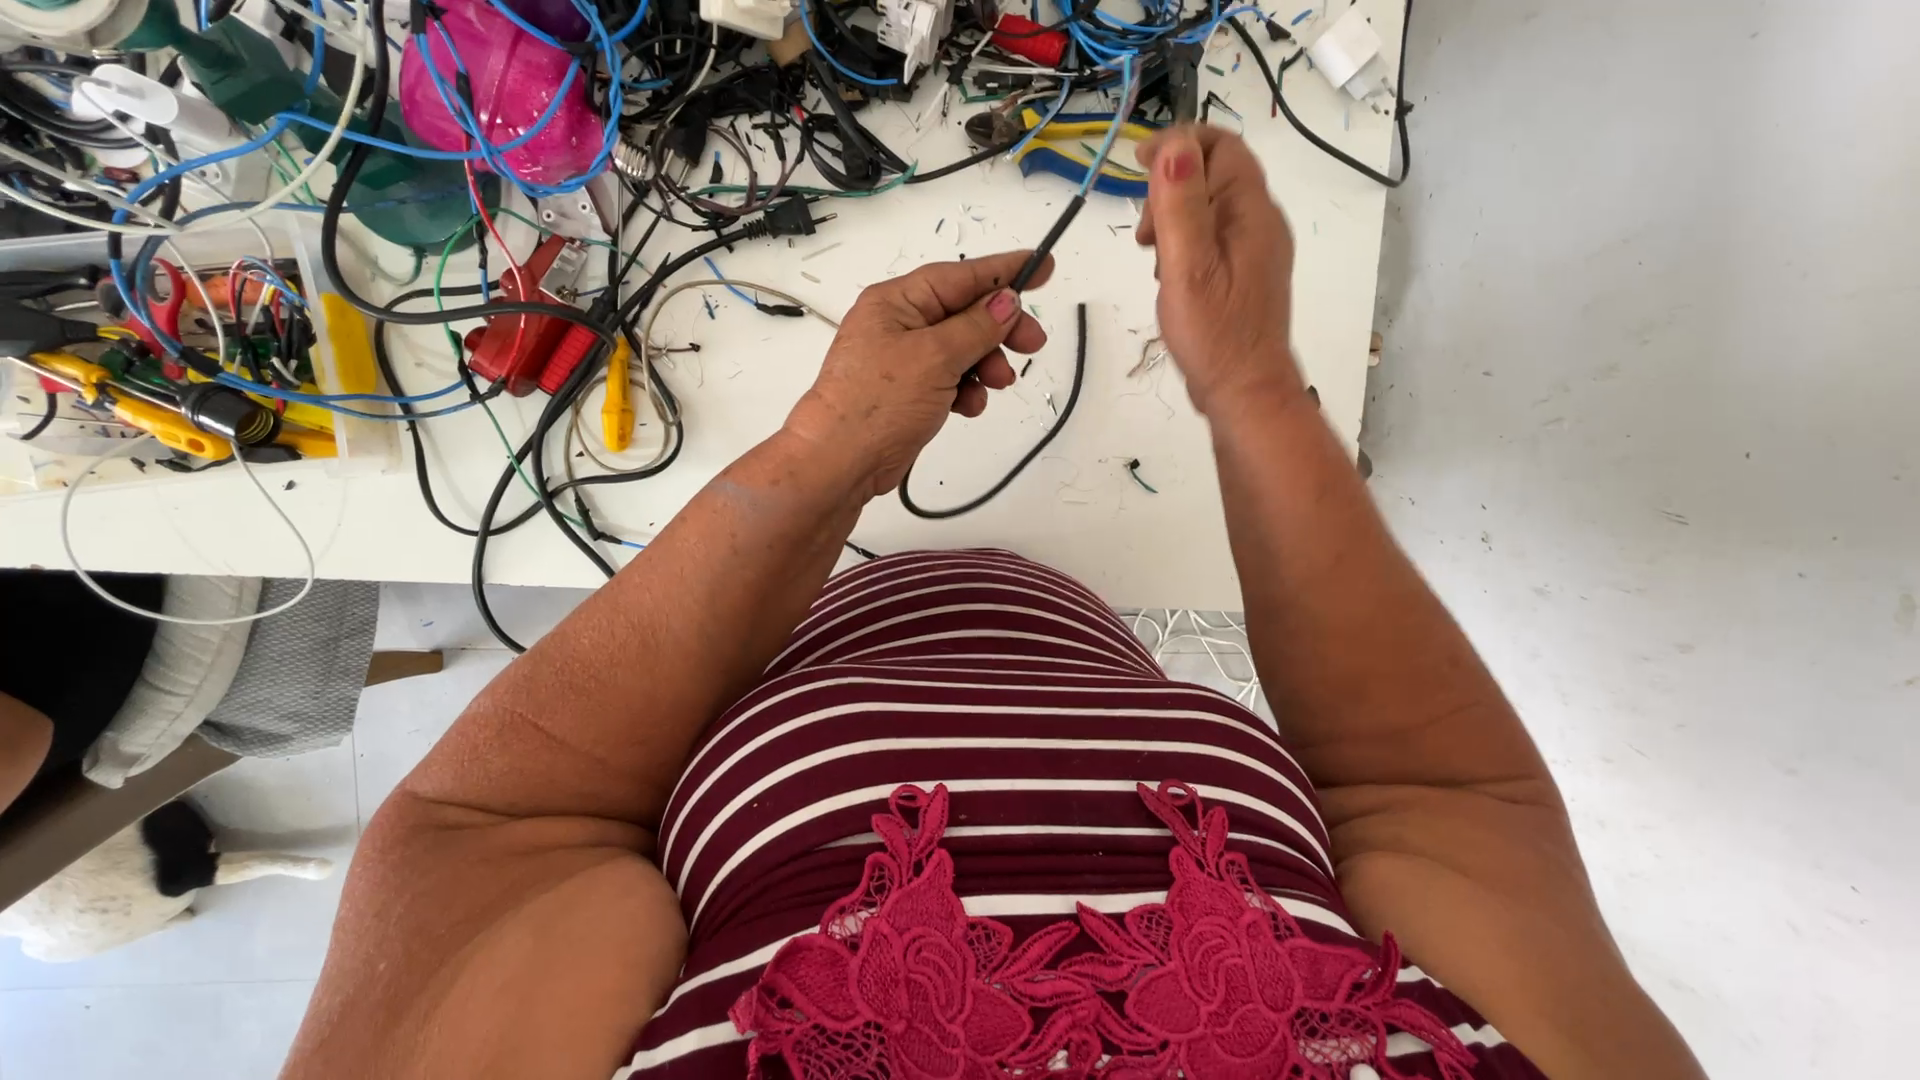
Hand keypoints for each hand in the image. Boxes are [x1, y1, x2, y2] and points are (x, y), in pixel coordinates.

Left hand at [783, 250, 1051, 498]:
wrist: (840, 462)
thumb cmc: (877, 403)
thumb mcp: (935, 357)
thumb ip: (976, 326)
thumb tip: (1006, 301)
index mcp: (897, 301)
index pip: (960, 276)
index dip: (1004, 272)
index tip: (1043, 267)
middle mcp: (899, 324)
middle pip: (965, 313)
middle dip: (1000, 329)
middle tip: (1033, 345)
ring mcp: (903, 360)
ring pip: (962, 349)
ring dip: (985, 364)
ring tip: (995, 384)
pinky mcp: (908, 392)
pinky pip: (950, 379)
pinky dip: (966, 389)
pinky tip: (969, 406)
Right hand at [1135, 126, 1304, 417]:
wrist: (1244, 391)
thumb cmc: (1214, 334)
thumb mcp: (1189, 267)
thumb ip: (1180, 205)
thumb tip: (1174, 146)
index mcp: (1252, 212)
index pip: (1221, 146)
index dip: (1178, 144)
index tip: (1137, 164)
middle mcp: (1261, 223)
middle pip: (1214, 173)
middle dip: (1171, 188)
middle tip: (1145, 235)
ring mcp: (1255, 250)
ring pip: (1210, 207)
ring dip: (1173, 220)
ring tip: (1155, 260)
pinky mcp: (1244, 274)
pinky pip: (1212, 238)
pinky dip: (1185, 244)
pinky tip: (1170, 276)